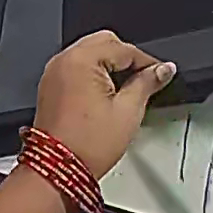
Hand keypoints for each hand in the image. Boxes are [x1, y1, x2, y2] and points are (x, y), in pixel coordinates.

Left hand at [33, 31, 175, 176]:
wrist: (57, 170)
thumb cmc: (86, 145)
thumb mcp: (128, 112)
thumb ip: (146, 84)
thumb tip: (162, 70)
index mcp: (81, 61)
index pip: (123, 48)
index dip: (147, 61)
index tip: (161, 73)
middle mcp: (63, 61)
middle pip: (103, 43)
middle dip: (127, 57)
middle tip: (145, 79)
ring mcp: (53, 73)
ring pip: (88, 52)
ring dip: (109, 64)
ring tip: (126, 89)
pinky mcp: (50, 86)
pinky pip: (75, 67)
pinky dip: (92, 73)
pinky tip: (106, 94)